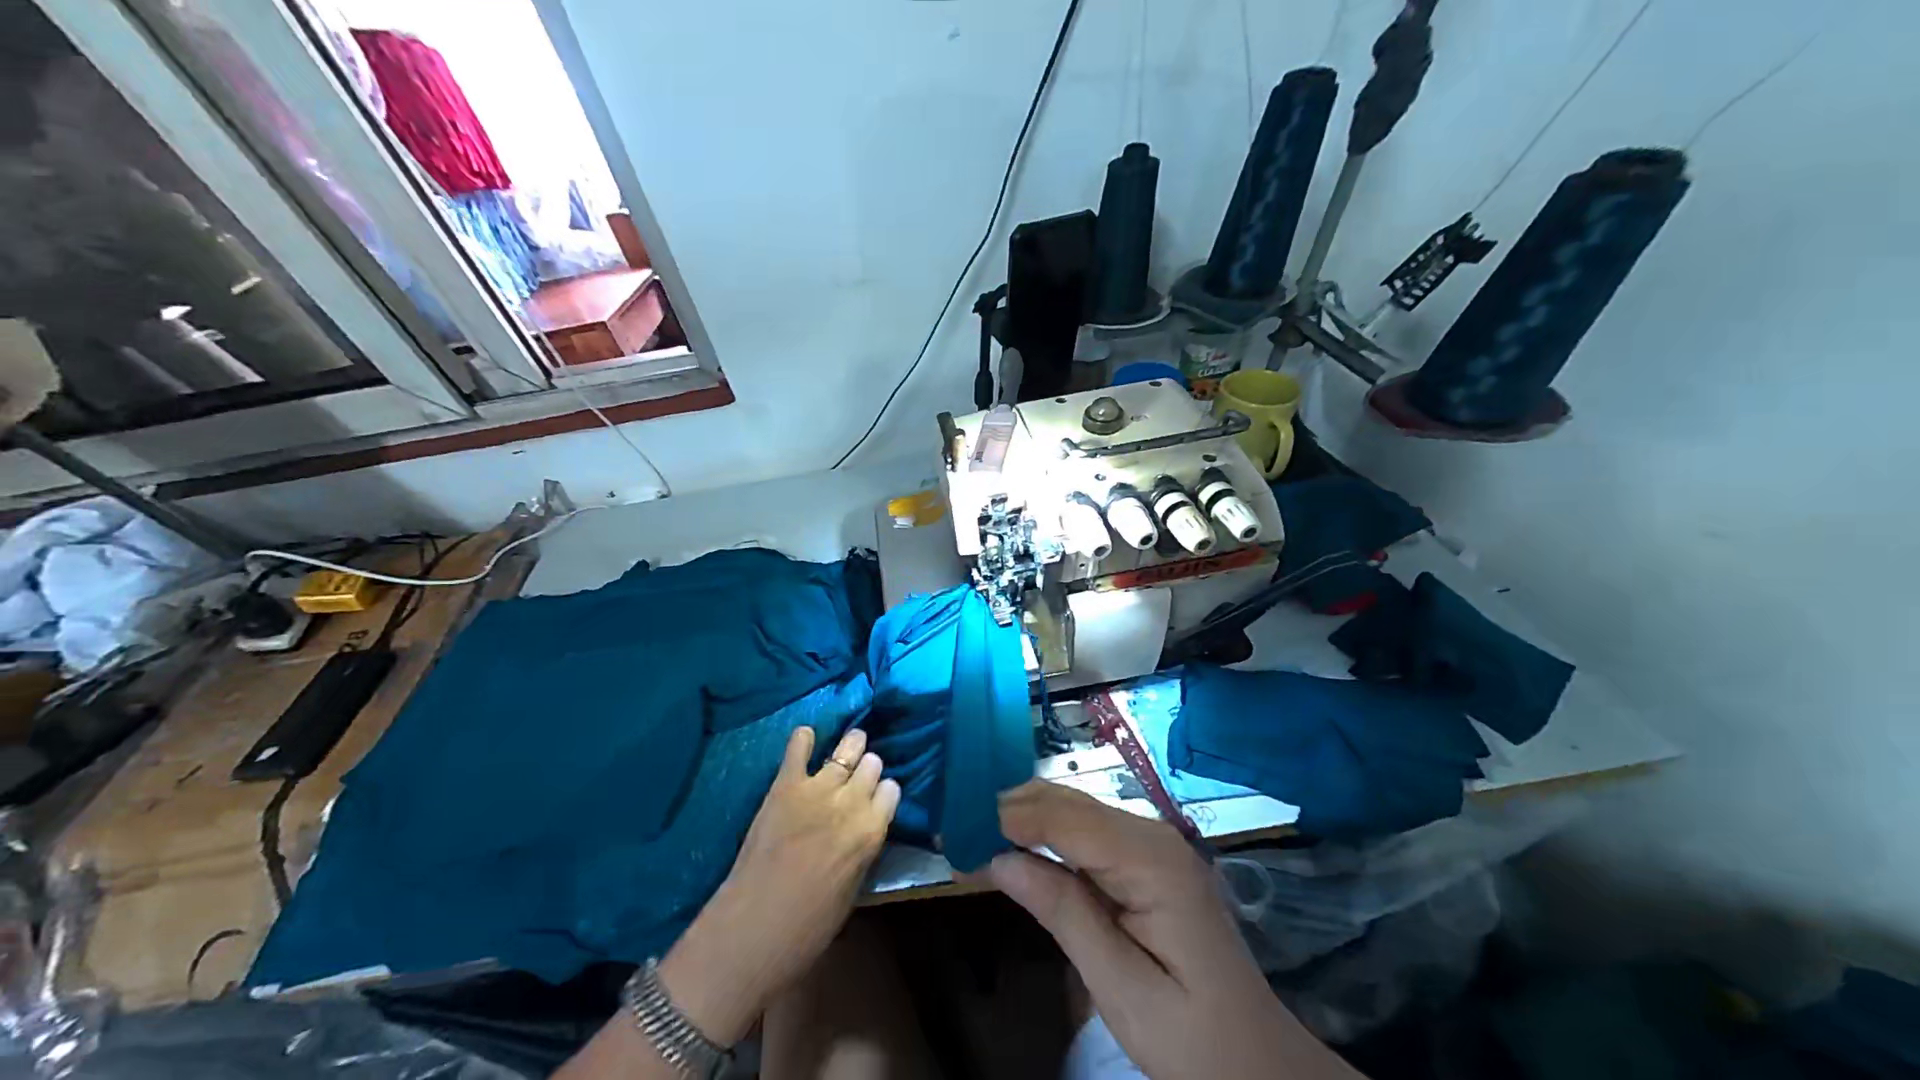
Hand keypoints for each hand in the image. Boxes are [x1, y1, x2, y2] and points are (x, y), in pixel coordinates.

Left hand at [657, 727, 898, 1044]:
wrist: (754, 926)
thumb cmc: (810, 926)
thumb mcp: (853, 889)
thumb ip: (862, 850)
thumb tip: (862, 832)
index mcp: (872, 831)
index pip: (892, 791)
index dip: (883, 793)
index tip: (877, 798)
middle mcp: (851, 802)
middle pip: (872, 765)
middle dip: (868, 769)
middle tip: (860, 775)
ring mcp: (816, 789)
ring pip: (845, 750)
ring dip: (850, 747)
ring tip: (851, 743)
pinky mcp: (784, 785)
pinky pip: (797, 748)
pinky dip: (803, 739)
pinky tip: (807, 735)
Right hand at [982, 782, 1359, 1079]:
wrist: (1258, 1060)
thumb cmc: (1194, 1036)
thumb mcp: (1122, 988)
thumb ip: (1063, 913)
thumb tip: (999, 858)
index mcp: (1152, 861)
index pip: (1066, 819)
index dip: (1008, 816)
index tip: (954, 824)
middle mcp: (1152, 835)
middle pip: (1067, 802)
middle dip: (1009, 809)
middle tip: (954, 827)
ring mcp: (1152, 844)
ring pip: (1073, 809)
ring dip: (1022, 818)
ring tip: (972, 835)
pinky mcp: (1146, 859)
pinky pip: (1086, 832)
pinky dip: (1045, 835)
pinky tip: (1016, 848)